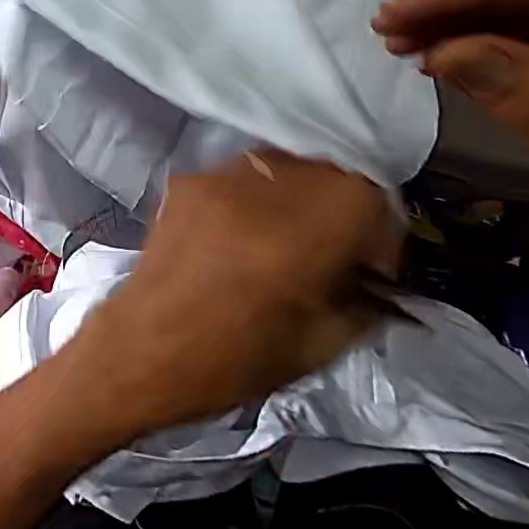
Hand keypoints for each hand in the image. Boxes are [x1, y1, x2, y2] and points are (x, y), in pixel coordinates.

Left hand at [70, 152, 397, 429]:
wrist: (136, 353)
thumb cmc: (227, 363)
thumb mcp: (313, 349)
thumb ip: (364, 308)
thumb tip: (391, 289)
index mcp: (300, 237)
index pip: (370, 193)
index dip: (382, 228)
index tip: (372, 263)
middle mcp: (264, 192)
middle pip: (334, 170)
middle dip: (348, 206)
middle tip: (339, 247)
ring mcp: (223, 178)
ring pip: (292, 164)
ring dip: (307, 194)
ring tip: (292, 236)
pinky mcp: (194, 179)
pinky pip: (249, 173)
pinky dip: (264, 194)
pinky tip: (249, 230)